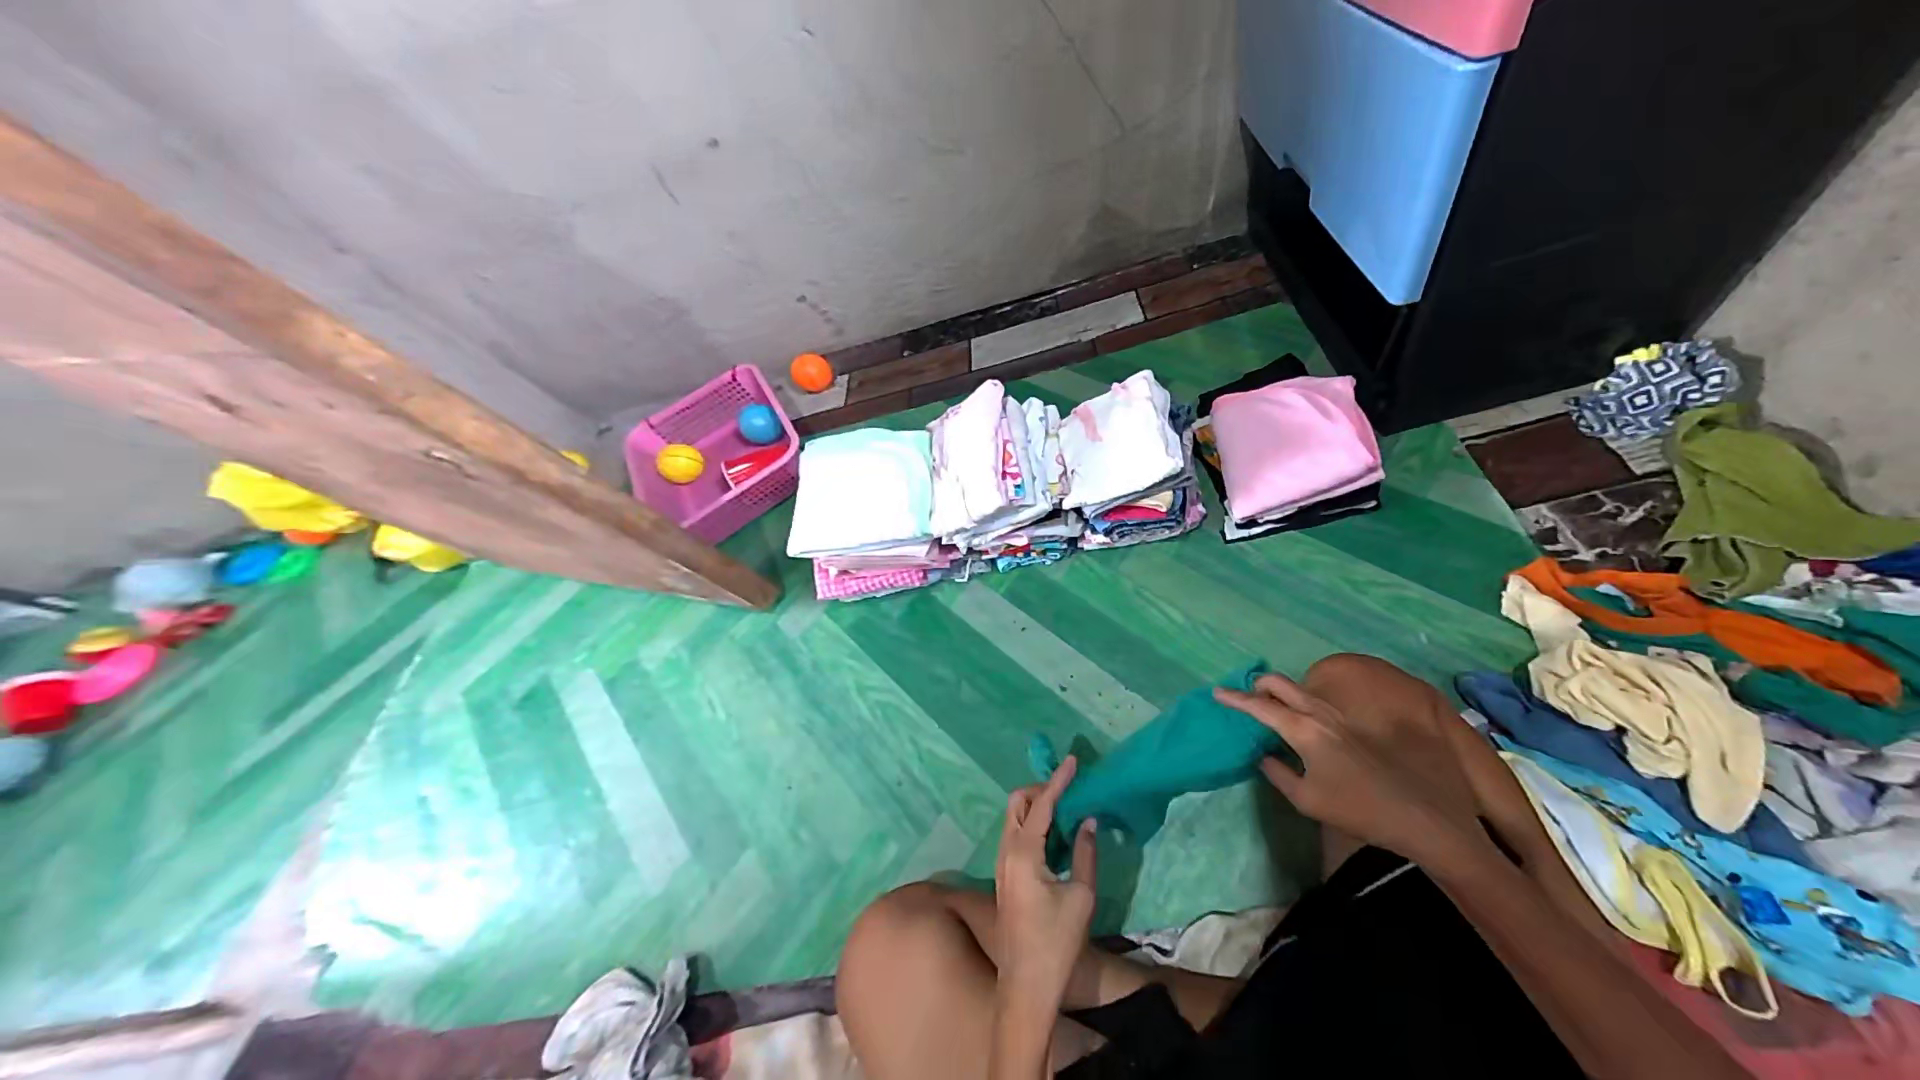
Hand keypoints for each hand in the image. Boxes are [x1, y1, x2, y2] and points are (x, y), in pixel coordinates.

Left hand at [993, 756, 1096, 1007]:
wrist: (1026, 983)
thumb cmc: (1057, 941)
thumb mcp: (1081, 896)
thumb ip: (1085, 853)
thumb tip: (1088, 819)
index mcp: (1023, 852)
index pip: (1041, 804)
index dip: (1058, 780)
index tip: (1073, 760)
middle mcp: (1005, 851)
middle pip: (1016, 803)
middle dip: (1040, 788)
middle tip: (1069, 788)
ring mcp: (1001, 863)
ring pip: (1013, 817)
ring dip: (1035, 805)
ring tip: (1065, 805)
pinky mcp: (1004, 875)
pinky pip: (1014, 834)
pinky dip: (1031, 822)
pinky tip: (1053, 831)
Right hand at [1215, 673, 1482, 867]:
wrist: (1425, 819)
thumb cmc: (1360, 811)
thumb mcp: (1307, 800)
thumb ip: (1278, 773)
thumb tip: (1264, 756)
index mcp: (1304, 730)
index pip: (1260, 707)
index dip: (1236, 699)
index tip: (1217, 692)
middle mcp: (1323, 715)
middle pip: (1282, 684)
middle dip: (1259, 685)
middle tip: (1246, 695)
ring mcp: (1346, 717)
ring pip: (1305, 693)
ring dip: (1284, 694)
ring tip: (1273, 706)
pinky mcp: (1364, 726)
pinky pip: (1323, 706)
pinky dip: (1305, 707)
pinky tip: (1308, 726)